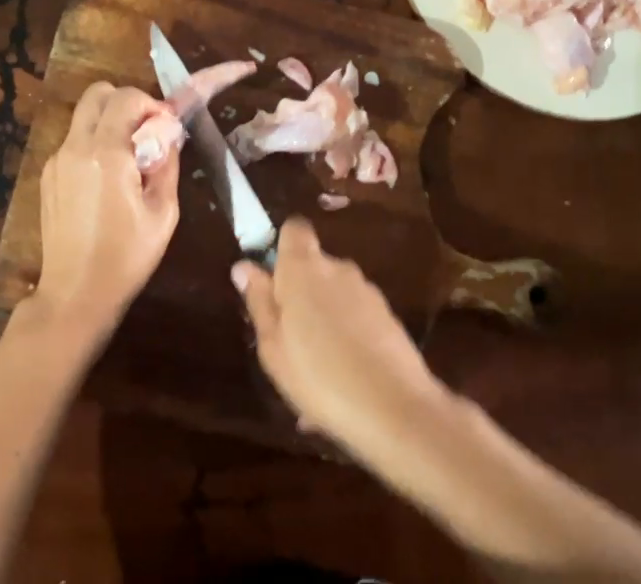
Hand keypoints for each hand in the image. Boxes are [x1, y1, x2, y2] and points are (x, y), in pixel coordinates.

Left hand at [34, 83, 181, 333]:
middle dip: (125, 103)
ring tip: (129, 160)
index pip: (125, 98)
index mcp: (105, 154)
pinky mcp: (47, 176)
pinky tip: (107, 182)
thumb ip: (167, 164)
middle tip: (146, 132)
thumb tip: (168, 134)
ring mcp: (55, 161)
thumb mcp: (163, 212)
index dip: (151, 104)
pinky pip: (73, 142)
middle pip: (96, 94)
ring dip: (108, 123)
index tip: (166, 127)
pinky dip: (93, 144)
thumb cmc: (126, 257)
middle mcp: (74, 148)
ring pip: (82, 117)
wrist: (76, 292)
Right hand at [233, 220, 451, 450]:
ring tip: (314, 368)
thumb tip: (245, 266)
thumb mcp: (272, 345)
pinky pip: (355, 321)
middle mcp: (339, 270)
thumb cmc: (318, 376)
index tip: (271, 276)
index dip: (281, 245)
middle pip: (314, 267)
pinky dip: (345, 341)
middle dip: (300, 292)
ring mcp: (369, 293)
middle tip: (286, 335)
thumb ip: (259, 301)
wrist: (395, 409)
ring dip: (323, 320)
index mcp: (304, 269)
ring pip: (335, 297)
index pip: (294, 230)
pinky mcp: (389, 319)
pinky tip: (339, 381)